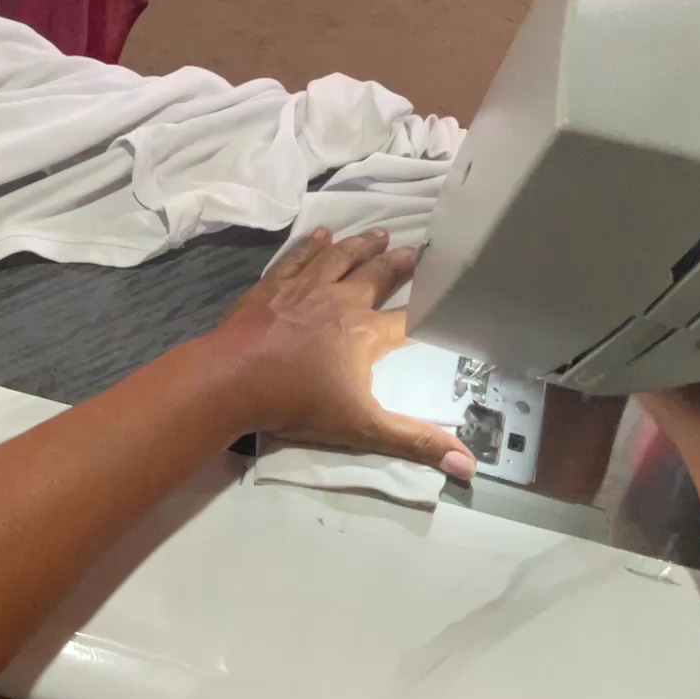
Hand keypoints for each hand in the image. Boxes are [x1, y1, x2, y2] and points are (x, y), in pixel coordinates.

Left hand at [196, 227, 476, 479]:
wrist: (232, 380)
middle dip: (397, 265)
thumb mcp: (360, 428)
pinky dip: (311, 246)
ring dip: (361, 246)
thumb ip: (412, 442)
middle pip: (377, 276)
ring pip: (339, 258)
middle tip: (412, 252)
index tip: (445, 299)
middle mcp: (341, 300)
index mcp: (366, 333)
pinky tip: (320, 234)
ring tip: (378, 233)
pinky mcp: (271, 288)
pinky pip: (297, 259)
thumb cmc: (296, 404)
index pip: (409, 319)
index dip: (428, 311)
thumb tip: (467, 466)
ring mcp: (303, 289)